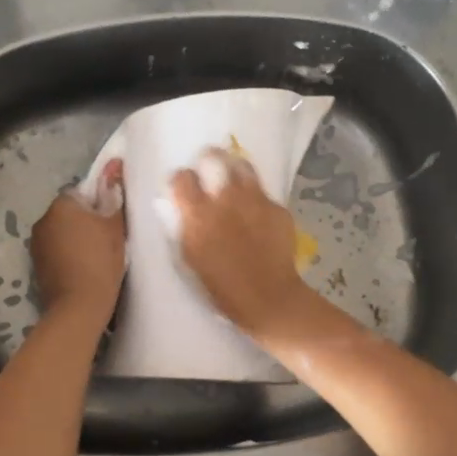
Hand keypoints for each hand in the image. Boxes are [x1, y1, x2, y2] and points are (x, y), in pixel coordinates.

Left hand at [32, 159, 126, 321]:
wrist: (79, 306)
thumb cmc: (100, 261)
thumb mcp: (115, 227)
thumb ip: (114, 196)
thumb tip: (115, 165)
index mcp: (61, 205)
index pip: (80, 193)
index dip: (98, 204)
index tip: (112, 220)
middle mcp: (43, 220)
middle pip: (69, 213)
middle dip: (85, 221)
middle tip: (108, 238)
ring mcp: (36, 244)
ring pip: (61, 233)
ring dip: (75, 239)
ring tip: (97, 255)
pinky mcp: (37, 266)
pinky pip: (56, 251)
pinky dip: (68, 255)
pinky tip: (83, 268)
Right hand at [167, 148, 316, 338]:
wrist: (268, 298)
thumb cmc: (221, 288)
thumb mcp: (190, 259)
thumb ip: (184, 227)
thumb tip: (178, 208)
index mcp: (199, 213)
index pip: (182, 177)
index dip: (181, 181)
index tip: (184, 189)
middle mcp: (226, 198)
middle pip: (214, 158)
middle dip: (208, 161)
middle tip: (209, 173)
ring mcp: (256, 200)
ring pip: (242, 166)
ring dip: (234, 171)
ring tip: (234, 184)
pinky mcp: (278, 208)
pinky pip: (264, 194)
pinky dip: (257, 200)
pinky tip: (258, 216)